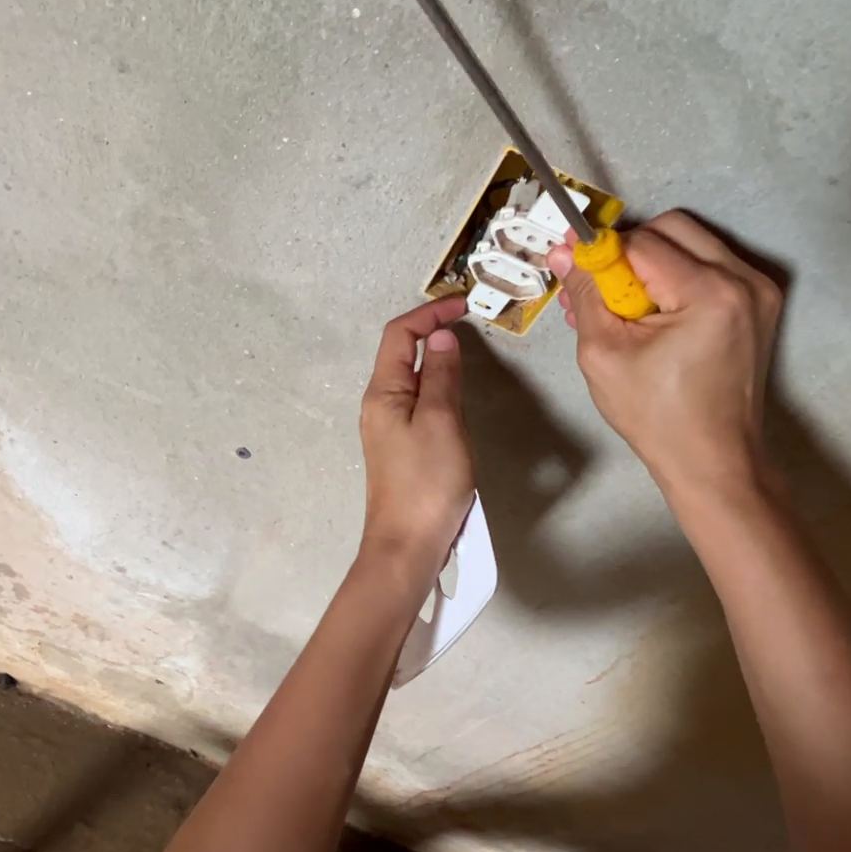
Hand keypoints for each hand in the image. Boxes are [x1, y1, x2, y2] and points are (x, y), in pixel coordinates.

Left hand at [358, 297, 475, 576]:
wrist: (407, 545)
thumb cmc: (426, 483)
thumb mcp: (440, 422)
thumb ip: (441, 376)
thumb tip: (440, 337)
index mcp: (382, 392)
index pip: (400, 334)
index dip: (430, 313)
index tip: (464, 306)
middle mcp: (380, 404)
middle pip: (402, 352)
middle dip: (433, 332)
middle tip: (470, 326)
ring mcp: (389, 427)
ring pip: (412, 379)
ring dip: (437, 360)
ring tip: (469, 356)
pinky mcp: (402, 447)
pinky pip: (419, 403)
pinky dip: (438, 388)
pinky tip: (457, 397)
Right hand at [550, 211, 782, 493]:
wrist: (712, 460)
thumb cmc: (655, 415)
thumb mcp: (602, 352)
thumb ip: (584, 293)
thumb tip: (563, 251)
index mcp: (710, 293)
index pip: (642, 242)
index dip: (600, 253)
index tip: (572, 268)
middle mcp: (744, 279)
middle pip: (671, 227)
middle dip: (628, 251)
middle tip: (600, 290)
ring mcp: (758, 290)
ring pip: (690, 241)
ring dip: (649, 262)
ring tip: (621, 306)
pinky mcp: (758, 303)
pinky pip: (707, 264)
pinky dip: (673, 276)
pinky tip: (650, 313)